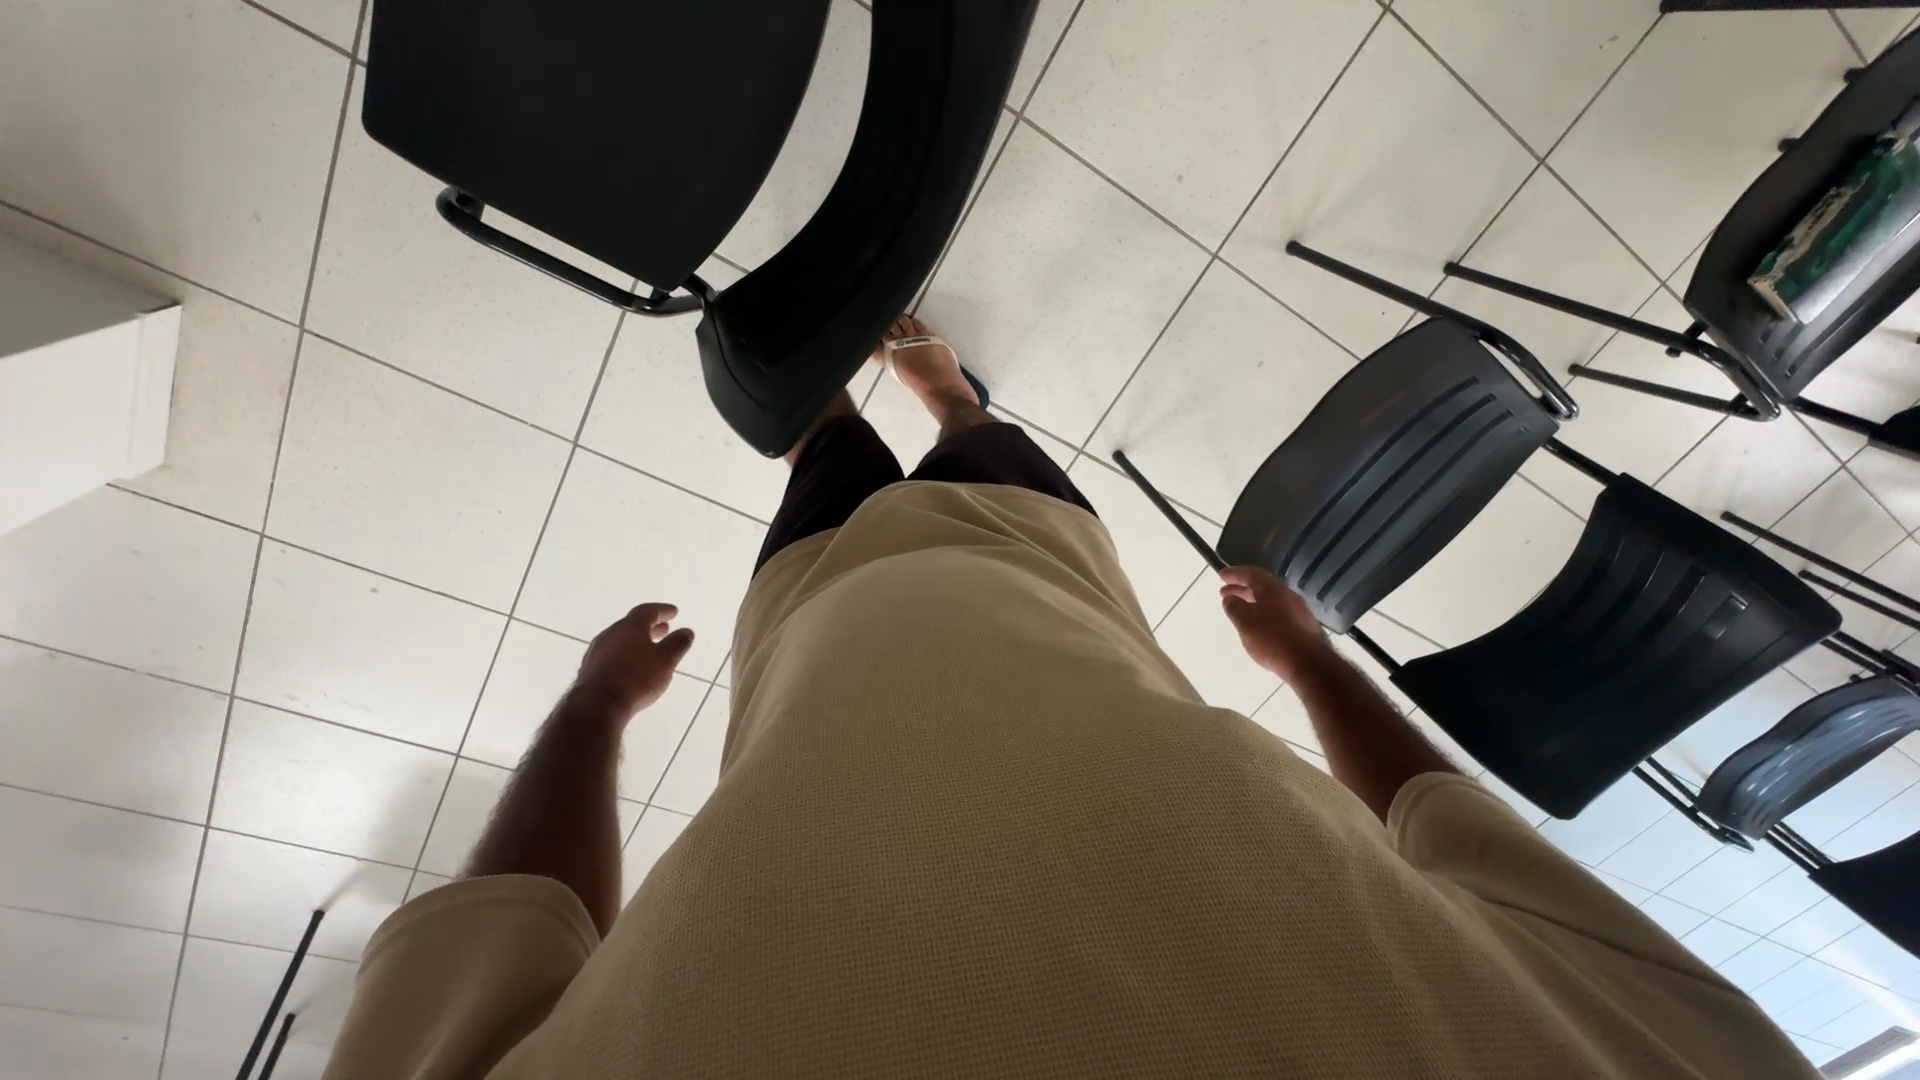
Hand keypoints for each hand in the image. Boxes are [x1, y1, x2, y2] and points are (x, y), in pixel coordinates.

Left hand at [573, 603, 694, 719]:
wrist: (597, 705)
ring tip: (650, 651)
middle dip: (650, 627)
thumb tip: (686, 631)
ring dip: (637, 642)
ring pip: (620, 641)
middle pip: (631, 625)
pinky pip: (612, 656)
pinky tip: (632, 669)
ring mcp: (596, 652)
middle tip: (664, 630)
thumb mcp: (666, 660)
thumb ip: (678, 644)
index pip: (647, 611)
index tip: (674, 612)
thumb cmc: (636, 678)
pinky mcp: (590, 670)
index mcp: (629, 627)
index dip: (662, 610)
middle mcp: (610, 634)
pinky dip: (626, 656)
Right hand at [1219, 566, 1332, 680]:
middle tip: (1226, 593)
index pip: (1252, 574)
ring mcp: (1299, 611)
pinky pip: (1279, 612)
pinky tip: (1259, 625)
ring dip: (1253, 601)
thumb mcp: (1245, 623)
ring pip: (1272, 600)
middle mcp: (1288, 595)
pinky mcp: (1304, 627)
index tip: (1222, 576)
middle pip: (1263, 586)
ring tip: (1240, 610)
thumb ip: (1234, 607)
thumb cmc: (1272, 639)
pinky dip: (1264, 613)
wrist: (1309, 663)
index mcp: (1273, 590)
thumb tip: (1230, 598)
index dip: (1235, 574)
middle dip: (1242, 588)